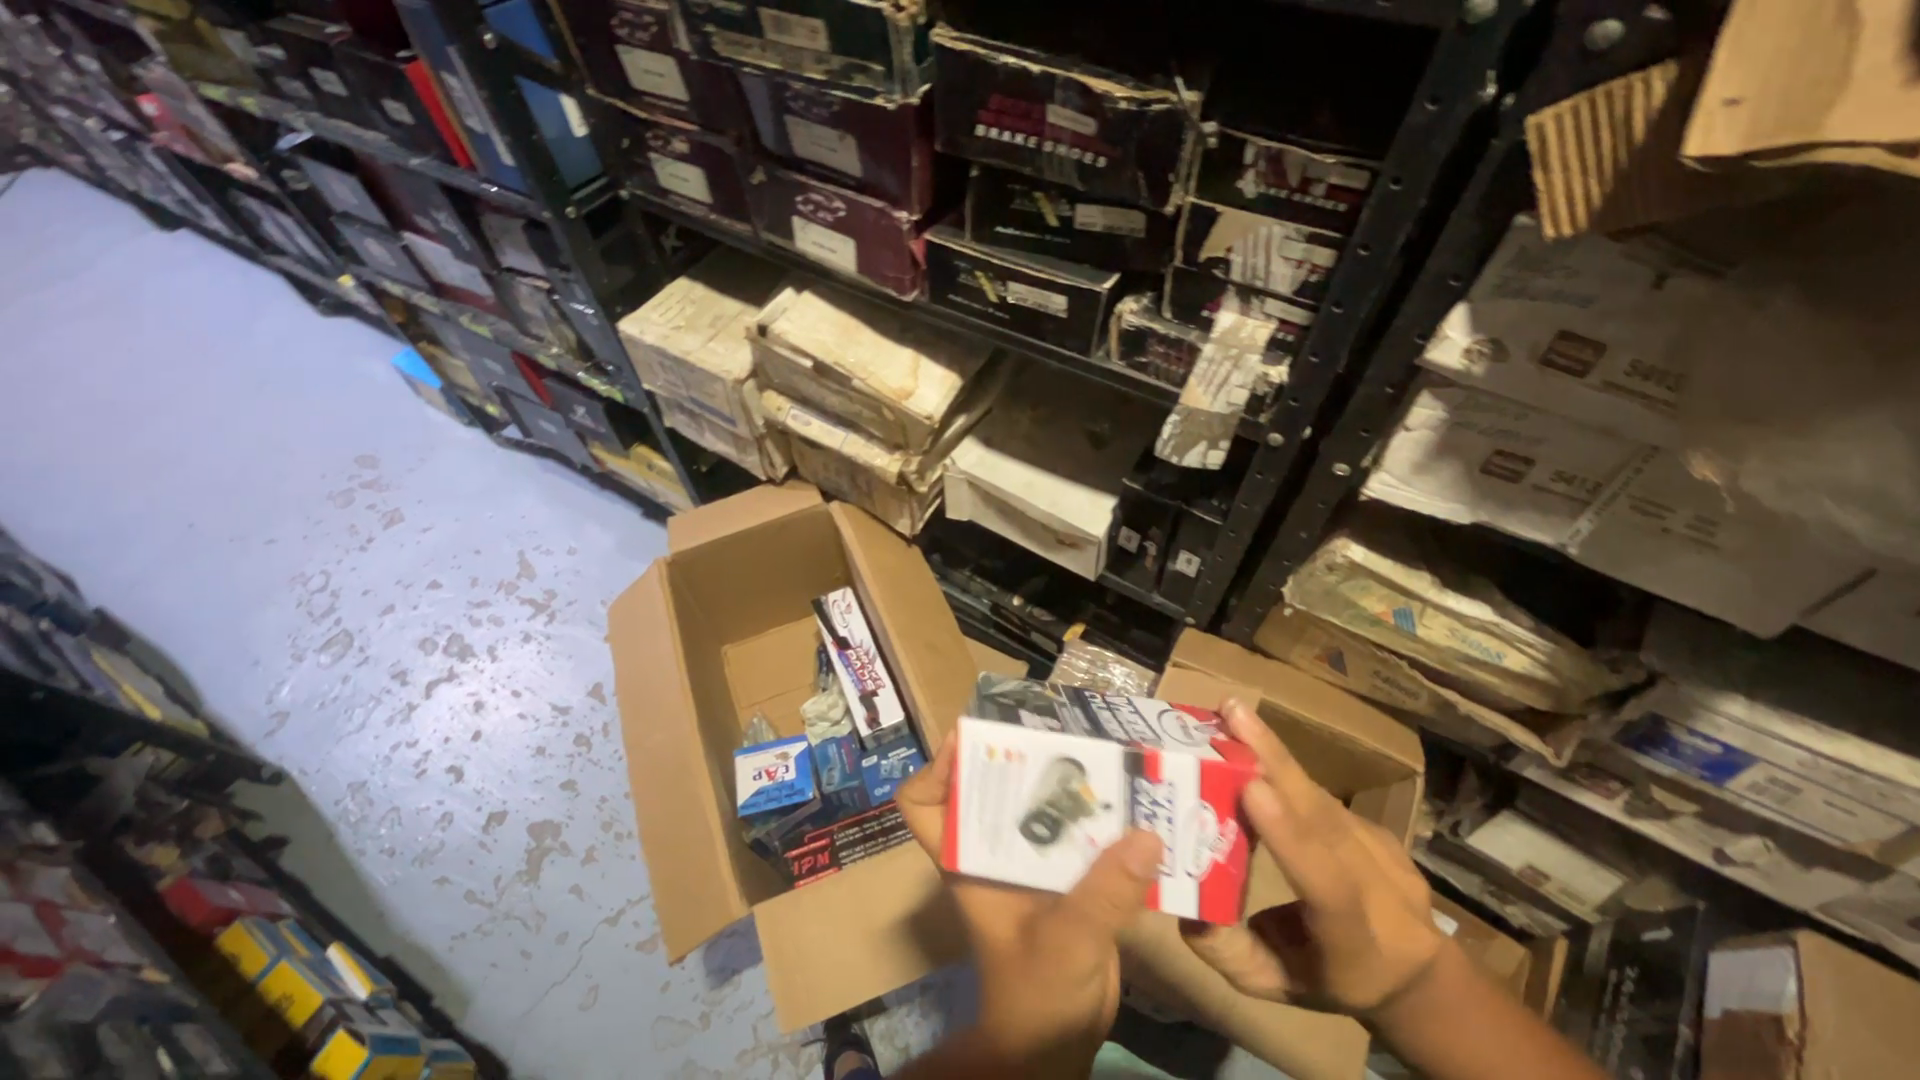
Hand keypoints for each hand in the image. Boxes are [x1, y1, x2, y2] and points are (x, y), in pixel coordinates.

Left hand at [897, 738, 1162, 1077]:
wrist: (1057, 1044)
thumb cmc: (1037, 993)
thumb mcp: (1066, 942)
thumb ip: (1104, 893)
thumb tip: (1147, 835)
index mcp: (968, 862)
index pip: (923, 805)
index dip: (935, 769)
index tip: (972, 739)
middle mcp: (994, 854)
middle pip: (992, 790)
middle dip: (1022, 758)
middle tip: (1064, 730)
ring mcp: (1032, 865)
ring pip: (1042, 809)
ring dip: (1072, 786)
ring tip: (1111, 754)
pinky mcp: (1069, 879)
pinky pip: (1082, 837)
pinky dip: (1106, 820)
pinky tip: (1142, 806)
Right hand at [1180, 699, 1447, 1018]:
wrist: (1416, 973)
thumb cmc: (1331, 980)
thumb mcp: (1275, 986)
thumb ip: (1229, 954)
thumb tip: (1187, 906)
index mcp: (1355, 939)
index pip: (1328, 884)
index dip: (1291, 836)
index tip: (1254, 789)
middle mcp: (1379, 888)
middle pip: (1326, 820)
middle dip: (1276, 763)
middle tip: (1232, 715)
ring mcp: (1385, 852)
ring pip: (1322, 798)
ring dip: (1275, 753)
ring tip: (1232, 714)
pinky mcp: (1376, 828)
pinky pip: (1322, 795)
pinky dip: (1285, 766)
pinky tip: (1252, 738)